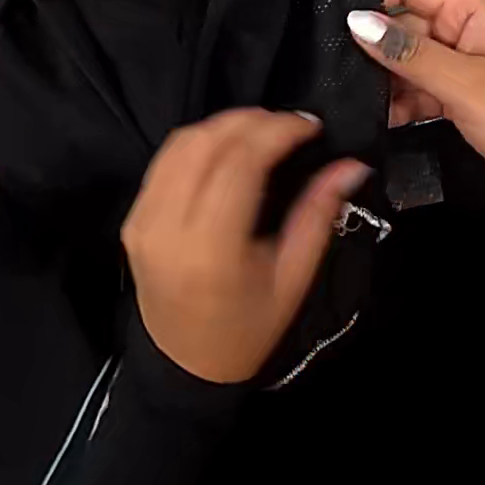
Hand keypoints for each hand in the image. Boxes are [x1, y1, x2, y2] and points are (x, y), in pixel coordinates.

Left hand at [123, 109, 370, 382]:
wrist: (184, 364)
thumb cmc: (248, 327)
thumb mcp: (294, 277)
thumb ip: (319, 213)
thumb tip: (351, 164)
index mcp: (211, 249)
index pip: (241, 161)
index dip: (278, 131)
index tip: (310, 125)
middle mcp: (167, 226)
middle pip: (207, 141)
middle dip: (253, 119)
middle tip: (290, 123)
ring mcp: (142, 219)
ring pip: (182, 141)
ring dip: (225, 123)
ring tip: (263, 128)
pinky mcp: (132, 216)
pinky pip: (166, 158)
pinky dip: (200, 139)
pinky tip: (228, 144)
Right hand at [346, 0, 484, 210]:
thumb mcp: (468, 84)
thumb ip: (410, 54)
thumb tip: (359, 22)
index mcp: (477, 11)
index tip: (342, 20)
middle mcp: (468, 32)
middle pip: (407, 22)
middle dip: (376, 42)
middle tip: (339, 65)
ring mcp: (464, 66)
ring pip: (409, 59)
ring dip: (385, 77)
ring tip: (354, 94)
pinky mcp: (462, 97)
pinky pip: (421, 88)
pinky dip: (401, 101)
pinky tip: (380, 116)